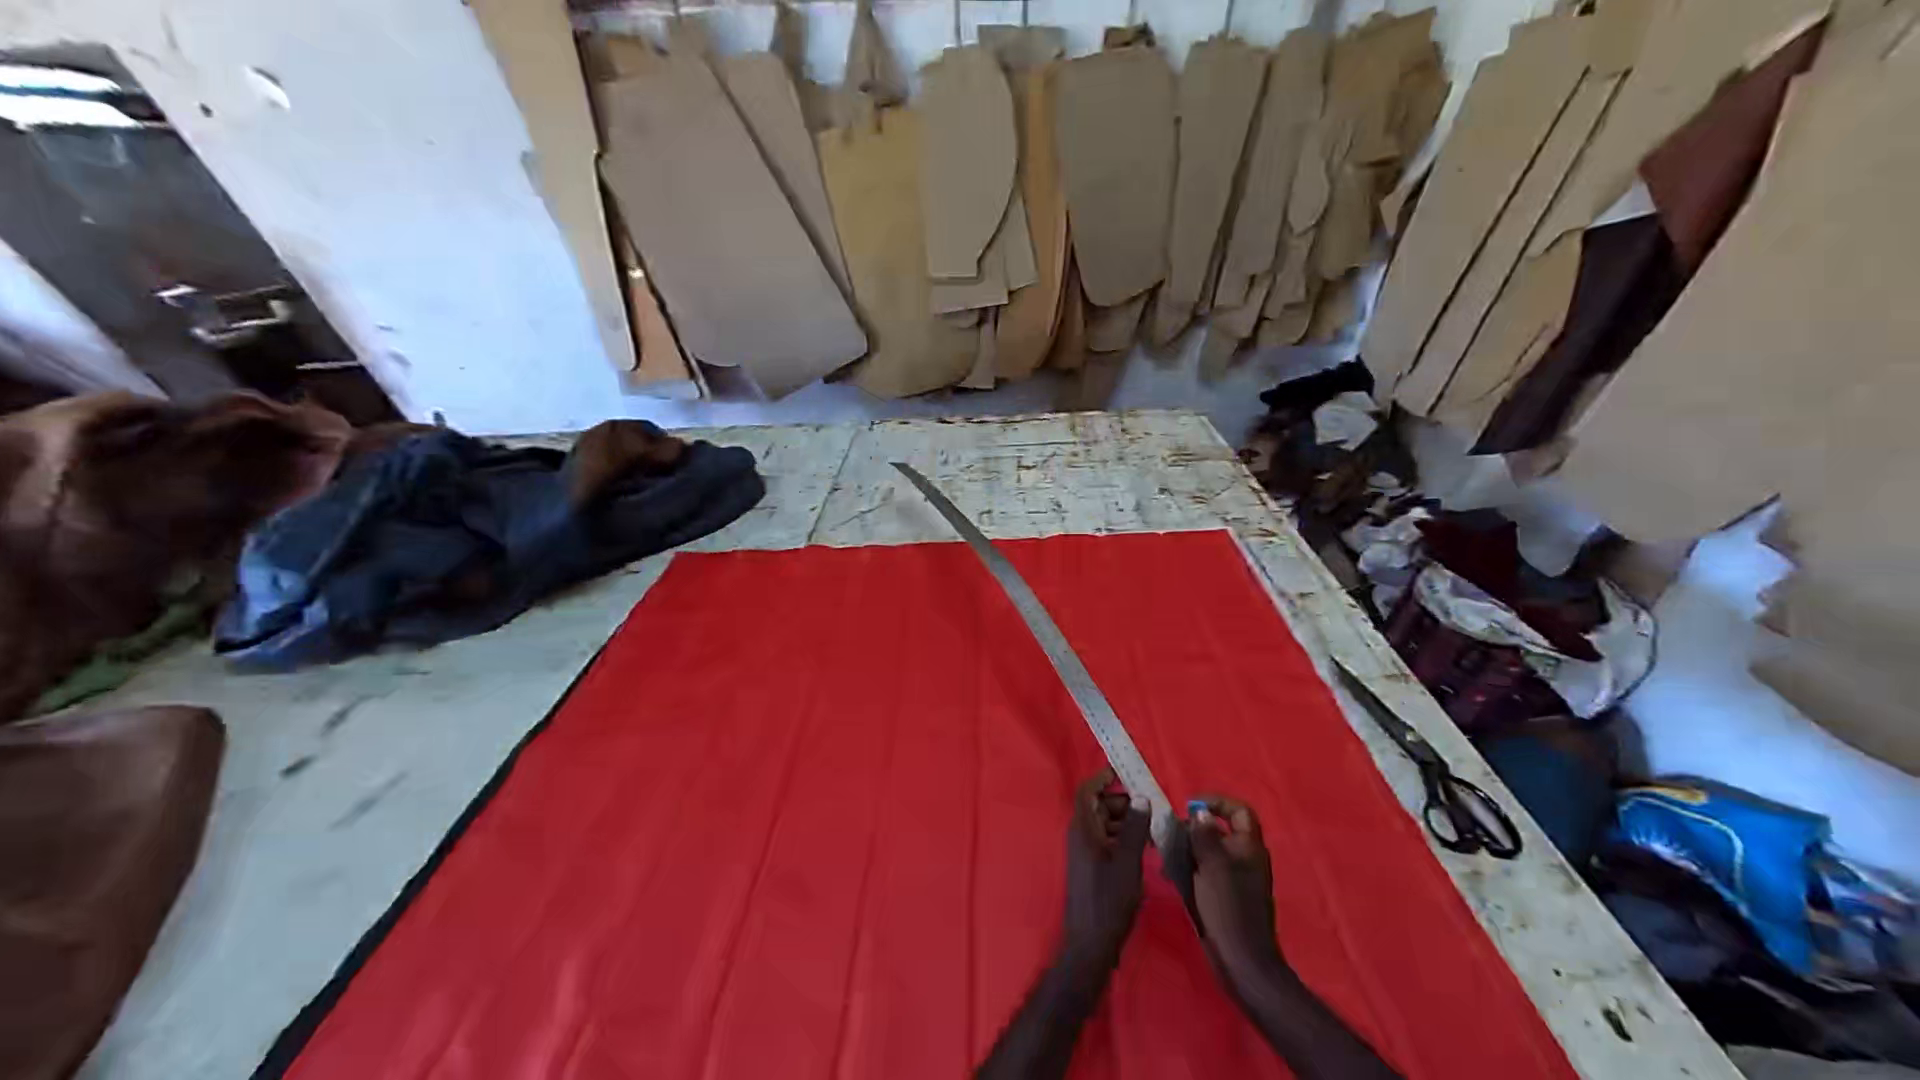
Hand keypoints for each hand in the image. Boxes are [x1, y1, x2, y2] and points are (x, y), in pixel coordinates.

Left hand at [1061, 768, 1150, 971]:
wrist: (1092, 942)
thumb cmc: (1109, 899)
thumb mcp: (1128, 862)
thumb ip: (1135, 828)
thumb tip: (1141, 797)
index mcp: (1082, 828)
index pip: (1086, 790)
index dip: (1102, 778)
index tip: (1124, 771)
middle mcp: (1079, 835)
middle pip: (1097, 805)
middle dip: (1122, 801)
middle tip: (1150, 806)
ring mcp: (1084, 851)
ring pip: (1104, 823)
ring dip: (1126, 820)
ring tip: (1153, 827)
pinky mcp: (1091, 866)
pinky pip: (1106, 840)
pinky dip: (1123, 837)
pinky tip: (1145, 846)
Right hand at [1187, 795, 1284, 987]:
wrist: (1241, 960)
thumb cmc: (1228, 907)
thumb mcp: (1213, 864)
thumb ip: (1205, 834)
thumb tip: (1200, 812)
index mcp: (1249, 846)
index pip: (1239, 811)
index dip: (1216, 802)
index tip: (1190, 806)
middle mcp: (1245, 858)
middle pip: (1219, 830)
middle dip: (1193, 828)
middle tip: (1169, 833)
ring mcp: (1235, 878)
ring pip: (1208, 851)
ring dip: (1186, 850)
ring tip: (1164, 856)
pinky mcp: (1224, 895)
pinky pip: (1205, 871)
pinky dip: (1189, 869)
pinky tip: (1170, 876)